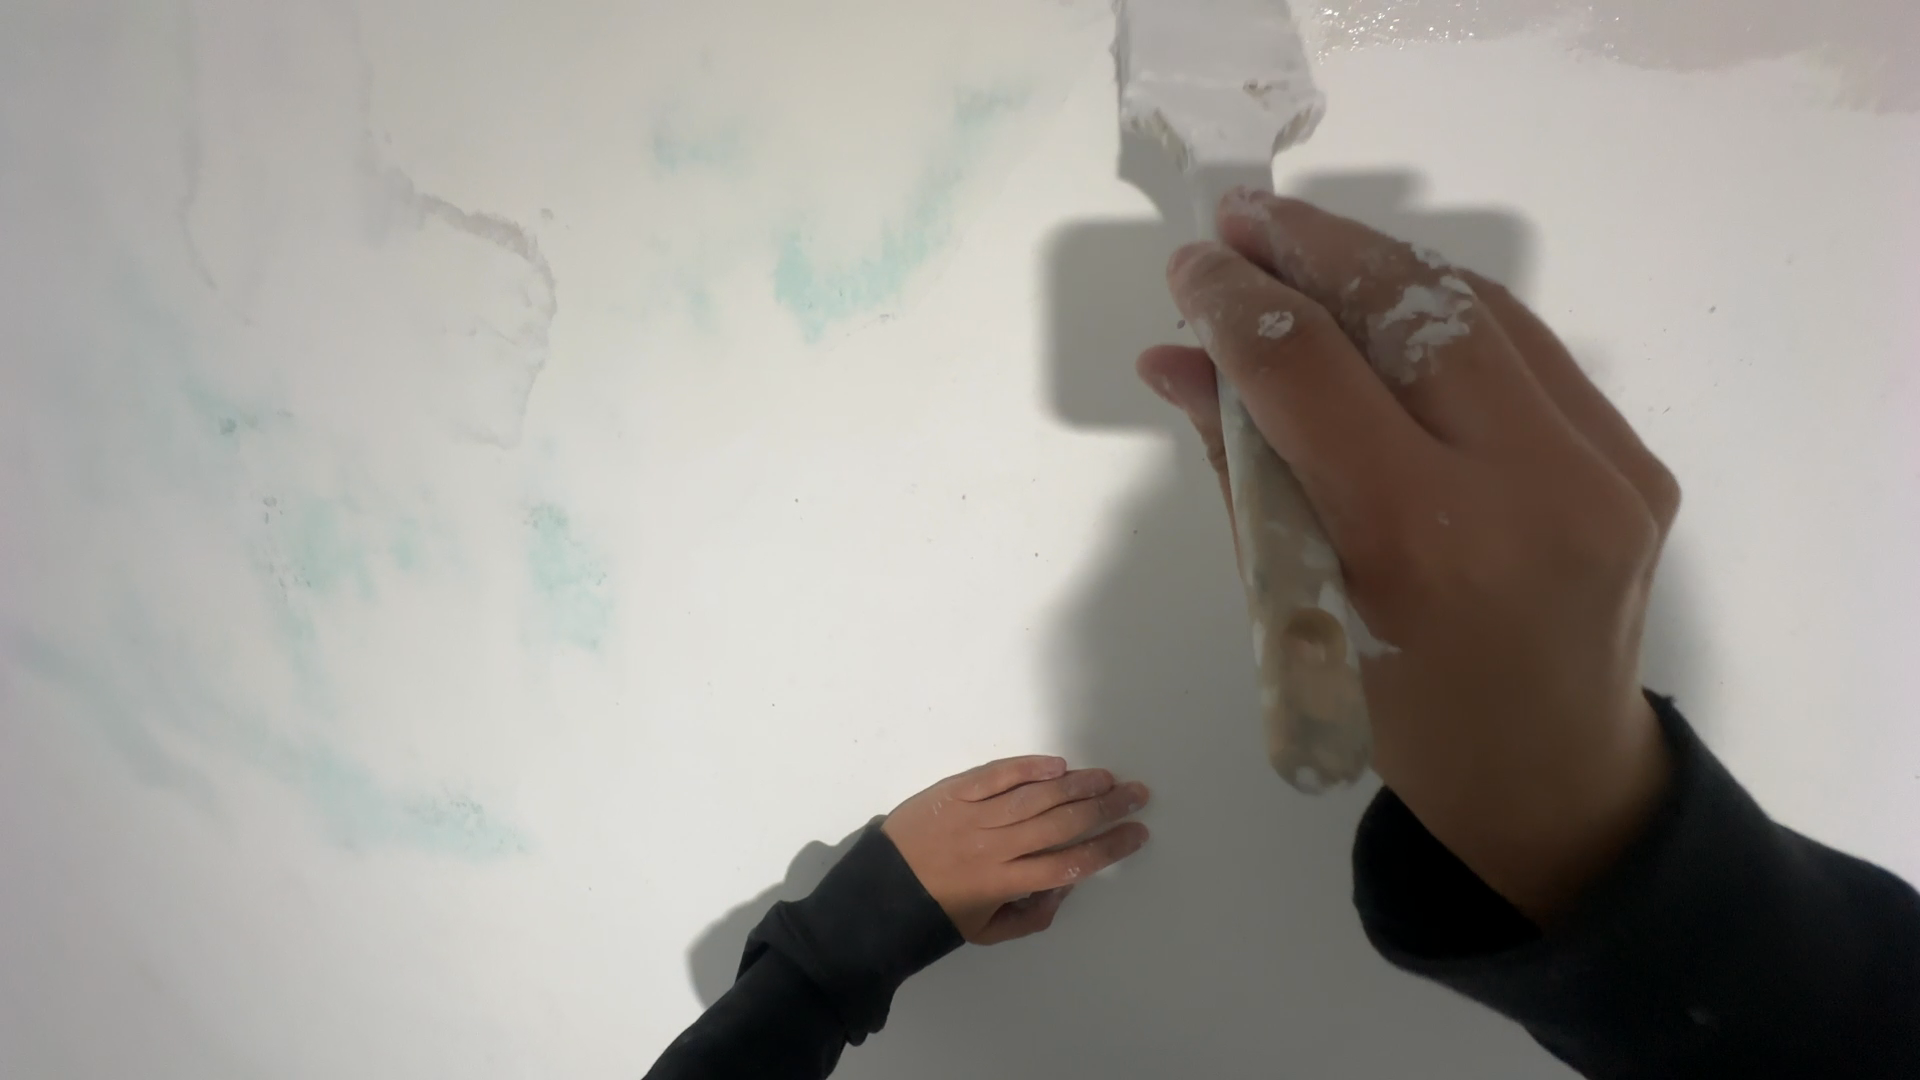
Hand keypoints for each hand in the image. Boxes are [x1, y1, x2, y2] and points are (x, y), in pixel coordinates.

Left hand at [881, 756, 1149, 944]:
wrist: (874, 893)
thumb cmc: (934, 914)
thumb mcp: (985, 932)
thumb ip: (1031, 914)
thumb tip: (1067, 885)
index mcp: (1006, 883)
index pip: (1072, 863)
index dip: (1110, 847)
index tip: (1138, 833)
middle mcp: (996, 846)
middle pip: (1063, 823)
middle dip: (1106, 808)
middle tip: (1136, 794)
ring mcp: (975, 815)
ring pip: (1036, 796)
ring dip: (1076, 784)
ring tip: (1105, 777)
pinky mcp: (954, 792)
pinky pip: (997, 775)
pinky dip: (1028, 768)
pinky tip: (1057, 764)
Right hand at [1139, 190, 1678, 921]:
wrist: (1542, 769)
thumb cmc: (1383, 711)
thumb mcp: (1286, 598)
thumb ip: (1237, 465)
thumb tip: (1176, 365)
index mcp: (1419, 538)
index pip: (1311, 374)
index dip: (1240, 307)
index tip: (1191, 269)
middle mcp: (1528, 480)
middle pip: (1407, 312)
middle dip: (1308, 250)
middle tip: (1237, 219)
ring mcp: (1601, 460)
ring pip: (1473, 310)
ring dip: (1370, 261)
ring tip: (1293, 238)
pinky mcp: (1628, 452)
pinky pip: (1516, 346)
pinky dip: (1430, 305)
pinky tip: (1372, 294)